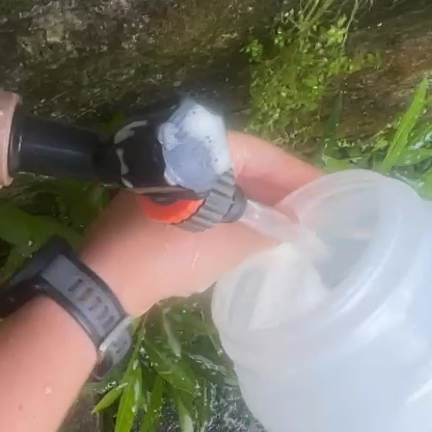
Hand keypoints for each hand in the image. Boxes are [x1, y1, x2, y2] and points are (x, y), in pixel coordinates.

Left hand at [78, 133, 320, 313]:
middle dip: (276, 190)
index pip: (263, 155)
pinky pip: (203, 200)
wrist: (106, 279)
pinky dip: (227, 213)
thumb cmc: (169, 254)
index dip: (296, 175)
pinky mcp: (154, 202)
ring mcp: (165, 178)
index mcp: (202, 151)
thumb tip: (293, 225)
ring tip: (286, 224)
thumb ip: (266, 230)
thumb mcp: (227, 245)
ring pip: (222, 185)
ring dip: (253, 203)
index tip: (325, 192)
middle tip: (309, 211)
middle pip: (243, 166)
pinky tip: (246, 231)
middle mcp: (183, 155)